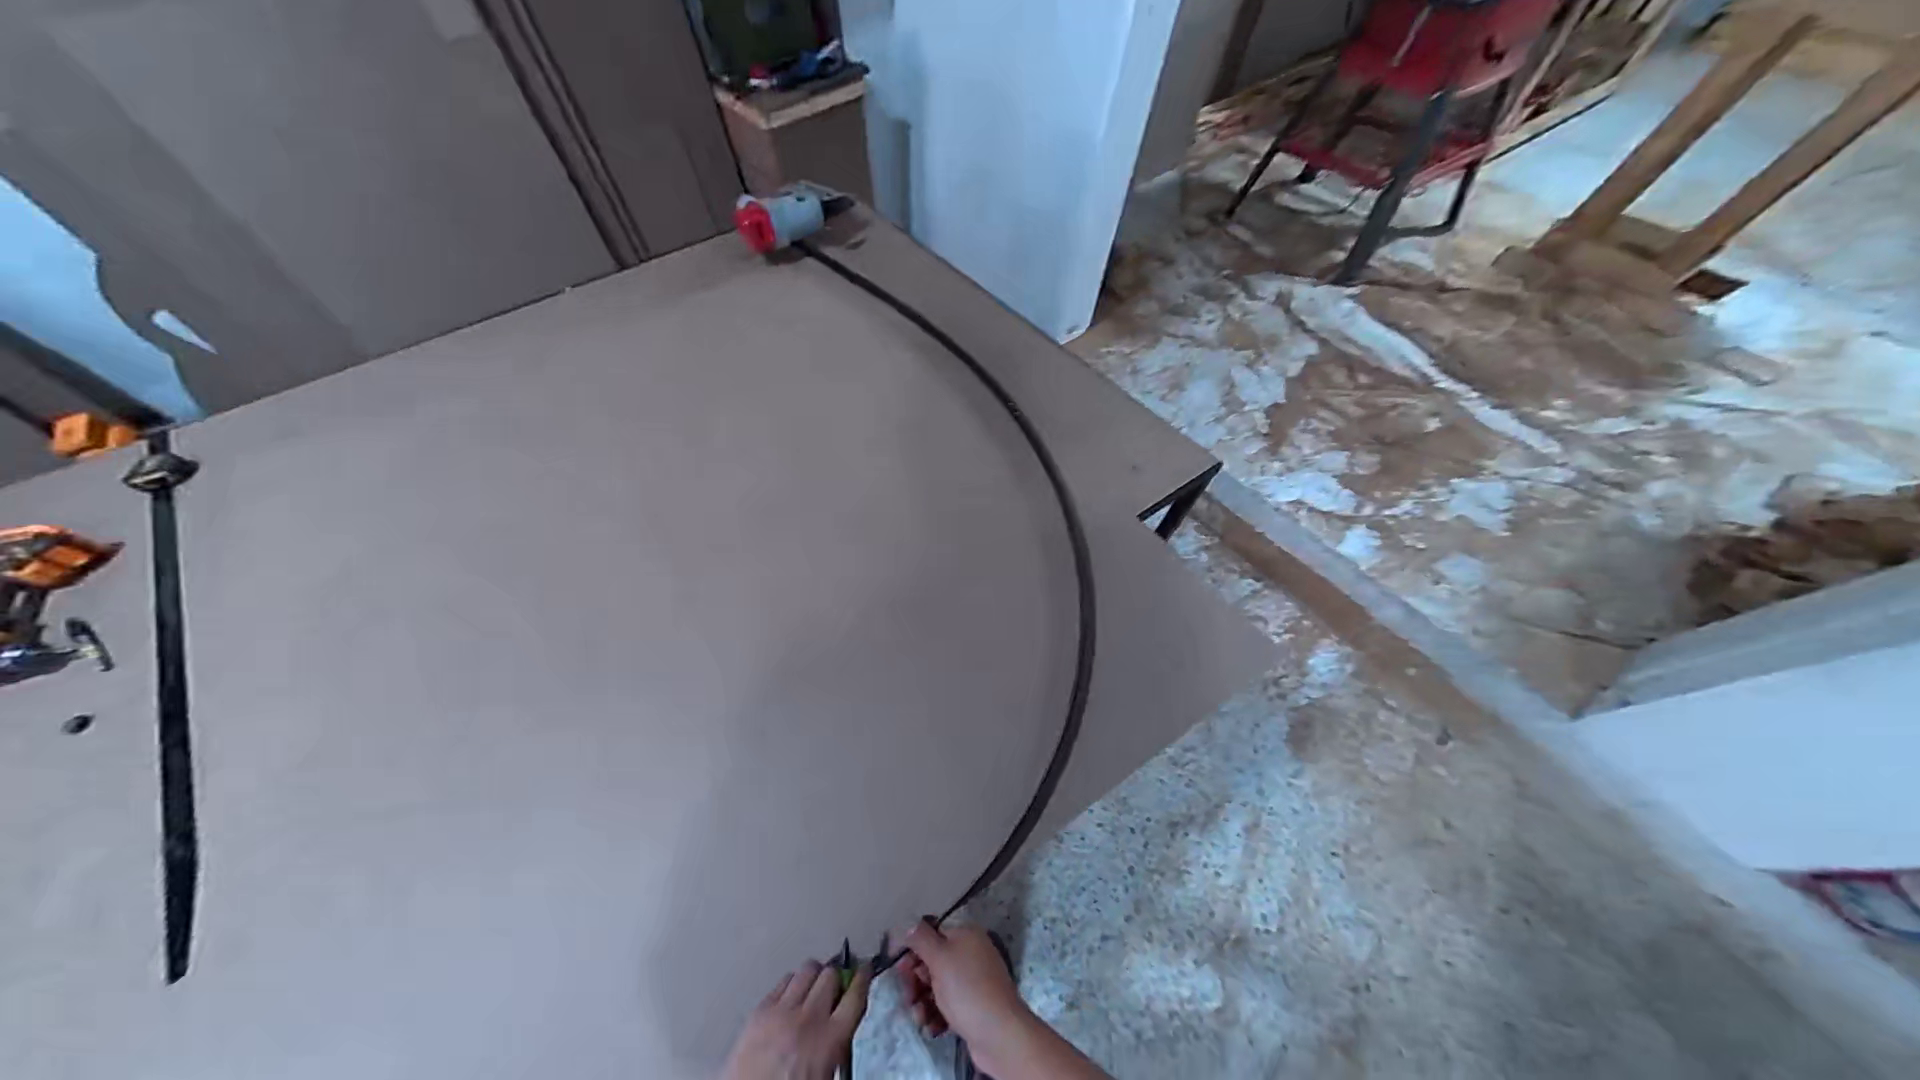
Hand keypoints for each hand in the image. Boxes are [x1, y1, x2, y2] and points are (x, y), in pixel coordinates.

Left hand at [719, 958, 870, 1079]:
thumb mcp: (827, 1075)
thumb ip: (839, 1043)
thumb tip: (844, 1018)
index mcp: (830, 1040)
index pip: (855, 996)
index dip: (863, 978)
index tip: (865, 969)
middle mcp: (808, 1019)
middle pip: (831, 975)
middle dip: (836, 978)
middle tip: (834, 987)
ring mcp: (781, 1011)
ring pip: (807, 969)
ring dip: (814, 977)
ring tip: (812, 988)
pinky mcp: (759, 1010)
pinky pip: (783, 980)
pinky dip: (791, 984)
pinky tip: (790, 998)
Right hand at [895, 921, 1028, 1047]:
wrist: (999, 1034)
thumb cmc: (967, 989)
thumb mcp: (940, 958)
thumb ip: (920, 938)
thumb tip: (908, 923)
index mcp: (965, 934)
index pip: (931, 933)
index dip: (912, 950)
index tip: (899, 969)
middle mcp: (970, 953)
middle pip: (932, 961)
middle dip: (916, 980)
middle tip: (909, 998)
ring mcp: (972, 980)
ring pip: (937, 985)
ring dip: (923, 1001)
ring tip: (920, 1018)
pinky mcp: (972, 1006)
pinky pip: (947, 1004)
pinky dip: (937, 1014)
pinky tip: (932, 1028)